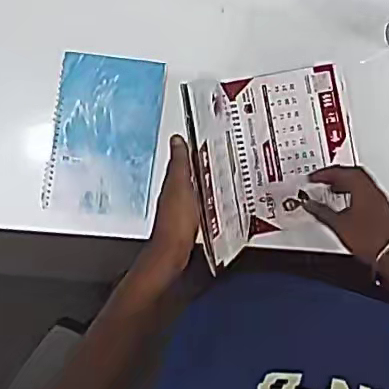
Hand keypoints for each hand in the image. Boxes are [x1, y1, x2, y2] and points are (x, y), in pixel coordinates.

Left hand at [146, 134, 199, 268]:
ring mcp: (180, 206)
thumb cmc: (176, 221)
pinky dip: (204, 194)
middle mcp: (174, 192)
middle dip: (198, 162)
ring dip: (202, 178)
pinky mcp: (188, 217)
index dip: (190, 148)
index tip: (201, 137)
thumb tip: (176, 139)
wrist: (173, 251)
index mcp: (172, 181)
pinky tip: (212, 196)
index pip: (180, 158)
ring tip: (216, 171)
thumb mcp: (181, 186)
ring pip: (193, 185)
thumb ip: (179, 164)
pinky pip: (198, 199)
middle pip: (187, 172)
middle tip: (212, 151)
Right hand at [300, 166, 388, 266]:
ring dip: (344, 182)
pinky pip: (365, 191)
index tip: (314, 177)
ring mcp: (379, 198)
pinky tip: (345, 202)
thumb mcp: (339, 225)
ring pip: (360, 181)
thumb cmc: (370, 239)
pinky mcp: (381, 207)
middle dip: (335, 174)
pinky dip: (353, 191)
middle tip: (322, 178)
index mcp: (362, 188)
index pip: (341, 172)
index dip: (324, 173)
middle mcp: (372, 190)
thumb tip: (310, 205)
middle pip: (352, 173)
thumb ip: (322, 212)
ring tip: (331, 188)